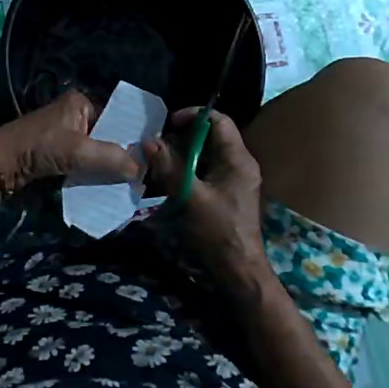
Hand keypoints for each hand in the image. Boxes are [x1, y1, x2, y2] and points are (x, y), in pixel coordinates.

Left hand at [0, 89, 142, 191]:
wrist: (0, 165)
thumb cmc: (40, 147)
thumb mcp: (79, 151)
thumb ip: (111, 158)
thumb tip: (140, 169)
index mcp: (80, 102)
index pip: (115, 116)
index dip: (130, 135)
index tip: (147, 153)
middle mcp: (74, 113)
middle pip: (106, 133)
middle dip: (120, 152)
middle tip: (140, 169)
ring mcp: (64, 132)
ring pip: (95, 148)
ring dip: (106, 163)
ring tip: (127, 179)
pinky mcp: (57, 151)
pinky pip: (83, 159)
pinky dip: (92, 170)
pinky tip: (105, 182)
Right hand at [142, 108, 269, 285]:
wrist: (238, 271)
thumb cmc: (217, 231)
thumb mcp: (190, 197)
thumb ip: (169, 167)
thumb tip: (149, 141)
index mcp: (238, 159)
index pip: (219, 121)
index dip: (193, 116)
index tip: (168, 123)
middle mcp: (239, 164)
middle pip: (210, 139)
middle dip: (181, 140)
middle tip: (155, 148)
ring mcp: (234, 181)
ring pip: (205, 158)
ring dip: (180, 159)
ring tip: (154, 166)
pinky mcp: (226, 196)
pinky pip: (205, 175)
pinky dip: (186, 176)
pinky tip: (164, 185)